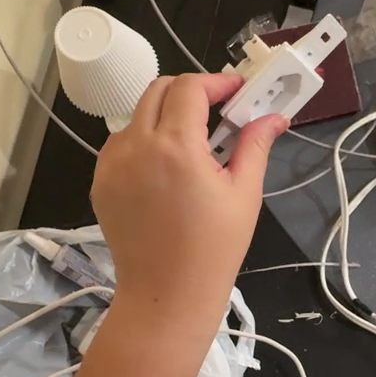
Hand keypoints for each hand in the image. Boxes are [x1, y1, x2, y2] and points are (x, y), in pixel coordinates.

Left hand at [90, 73, 287, 332]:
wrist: (166, 295)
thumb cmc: (214, 250)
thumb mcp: (244, 196)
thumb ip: (256, 147)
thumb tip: (274, 117)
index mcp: (177, 146)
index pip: (191, 87)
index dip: (216, 81)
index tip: (236, 91)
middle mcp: (137, 146)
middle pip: (159, 89)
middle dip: (190, 92)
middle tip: (217, 112)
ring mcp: (112, 164)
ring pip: (138, 115)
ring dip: (165, 116)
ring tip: (192, 147)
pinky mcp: (100, 182)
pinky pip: (121, 144)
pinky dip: (145, 142)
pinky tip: (166, 171)